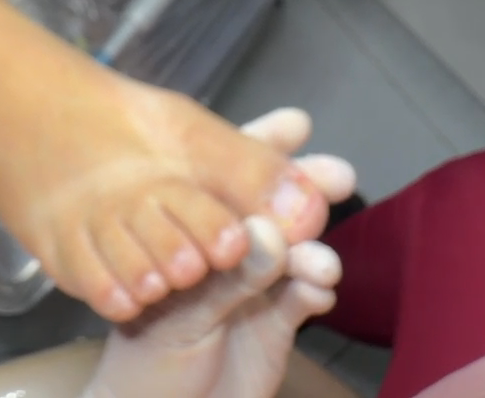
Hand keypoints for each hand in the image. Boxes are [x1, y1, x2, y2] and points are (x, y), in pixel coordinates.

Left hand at [84, 157, 351, 397]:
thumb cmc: (145, 362)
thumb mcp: (178, 311)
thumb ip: (226, 274)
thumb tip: (272, 232)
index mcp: (183, 224)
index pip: (218, 171)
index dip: (258, 142)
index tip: (296, 122)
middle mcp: (219, 245)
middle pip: (265, 204)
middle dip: (302, 187)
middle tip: (339, 175)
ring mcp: (249, 282)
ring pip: (288, 248)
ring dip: (311, 246)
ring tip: (324, 259)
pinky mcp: (275, 323)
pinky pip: (300, 295)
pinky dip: (314, 288)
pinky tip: (322, 288)